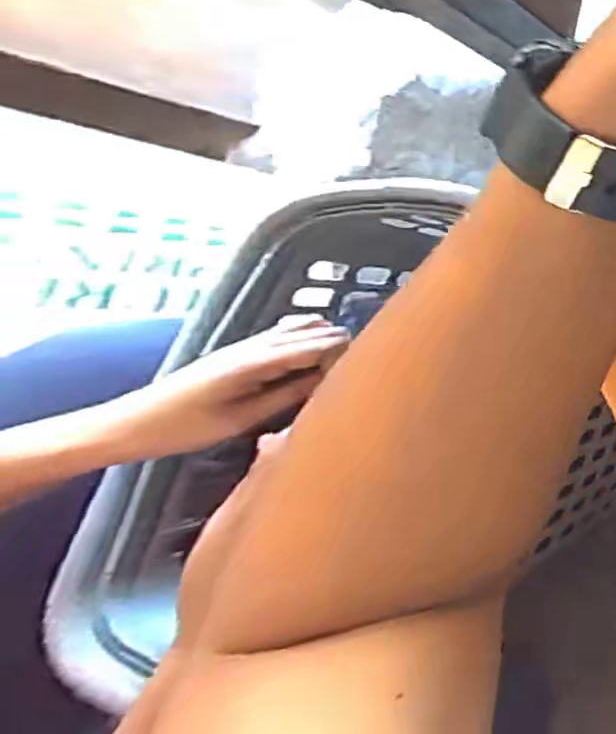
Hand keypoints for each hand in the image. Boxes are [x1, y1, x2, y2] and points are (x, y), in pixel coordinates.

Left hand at [106, 317, 347, 459]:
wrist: (119, 426)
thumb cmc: (179, 428)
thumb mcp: (239, 420)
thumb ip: (288, 395)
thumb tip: (331, 379)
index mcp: (259, 360)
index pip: (324, 343)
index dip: (348, 356)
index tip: (356, 377)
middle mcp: (257, 344)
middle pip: (321, 330)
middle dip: (342, 347)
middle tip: (348, 376)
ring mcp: (248, 343)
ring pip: (307, 326)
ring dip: (326, 340)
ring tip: (334, 367)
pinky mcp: (241, 349)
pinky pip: (289, 331)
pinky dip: (309, 338)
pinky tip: (310, 359)